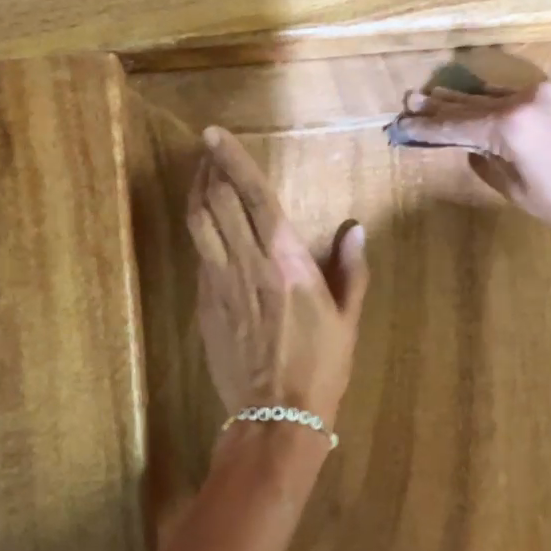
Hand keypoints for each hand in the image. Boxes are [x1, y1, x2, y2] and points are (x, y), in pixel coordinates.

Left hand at [187, 126, 368, 427]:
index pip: (255, 198)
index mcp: (286, 261)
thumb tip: (354, 228)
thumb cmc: (321, 366)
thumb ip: (351, 270)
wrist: (276, 414)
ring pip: (199, 225)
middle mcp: (247, 264)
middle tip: (208, 149)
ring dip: (196, 194)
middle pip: (218, 202)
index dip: (233, 162)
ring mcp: (219, 285)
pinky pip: (199, 257)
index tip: (215, 136)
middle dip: (210, 169)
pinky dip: (200, 232)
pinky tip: (206, 227)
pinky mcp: (205, 306)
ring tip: (200, 176)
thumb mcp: (348, 319)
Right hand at [390, 79, 550, 264]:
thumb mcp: (518, 191)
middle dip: (446, 104)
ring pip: (511, 96)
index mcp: (512, 124)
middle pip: (480, 102)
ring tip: (446, 96)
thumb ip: (488, 163)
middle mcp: (533, 96)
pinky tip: (503, 106)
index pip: (458, 124)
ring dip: (481, 101)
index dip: (428, 126)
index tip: (403, 122)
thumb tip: (473, 149)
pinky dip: (520, 104)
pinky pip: (541, 96)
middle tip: (414, 99)